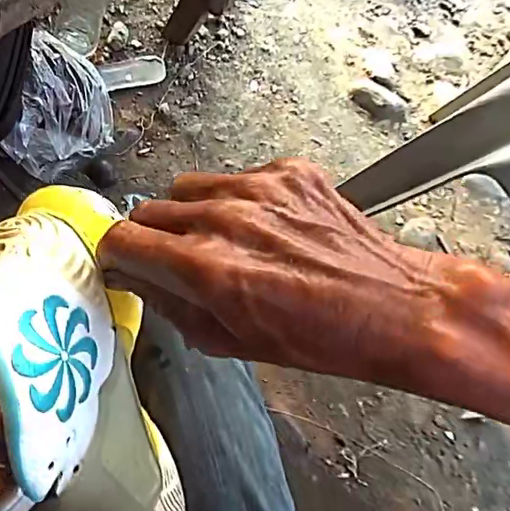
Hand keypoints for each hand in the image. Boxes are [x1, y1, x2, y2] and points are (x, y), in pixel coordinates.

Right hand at [99, 158, 455, 382]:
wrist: (394, 307)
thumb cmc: (318, 336)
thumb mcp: (226, 339)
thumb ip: (170, 304)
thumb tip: (138, 281)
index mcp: (206, 266)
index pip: (124, 239)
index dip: (114, 254)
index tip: (120, 262)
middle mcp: (226, 219)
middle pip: (148, 209)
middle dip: (148, 237)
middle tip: (167, 259)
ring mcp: (259, 188)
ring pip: (185, 188)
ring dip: (186, 214)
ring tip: (214, 240)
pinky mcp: (288, 171)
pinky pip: (232, 178)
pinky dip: (231, 201)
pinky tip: (257, 226)